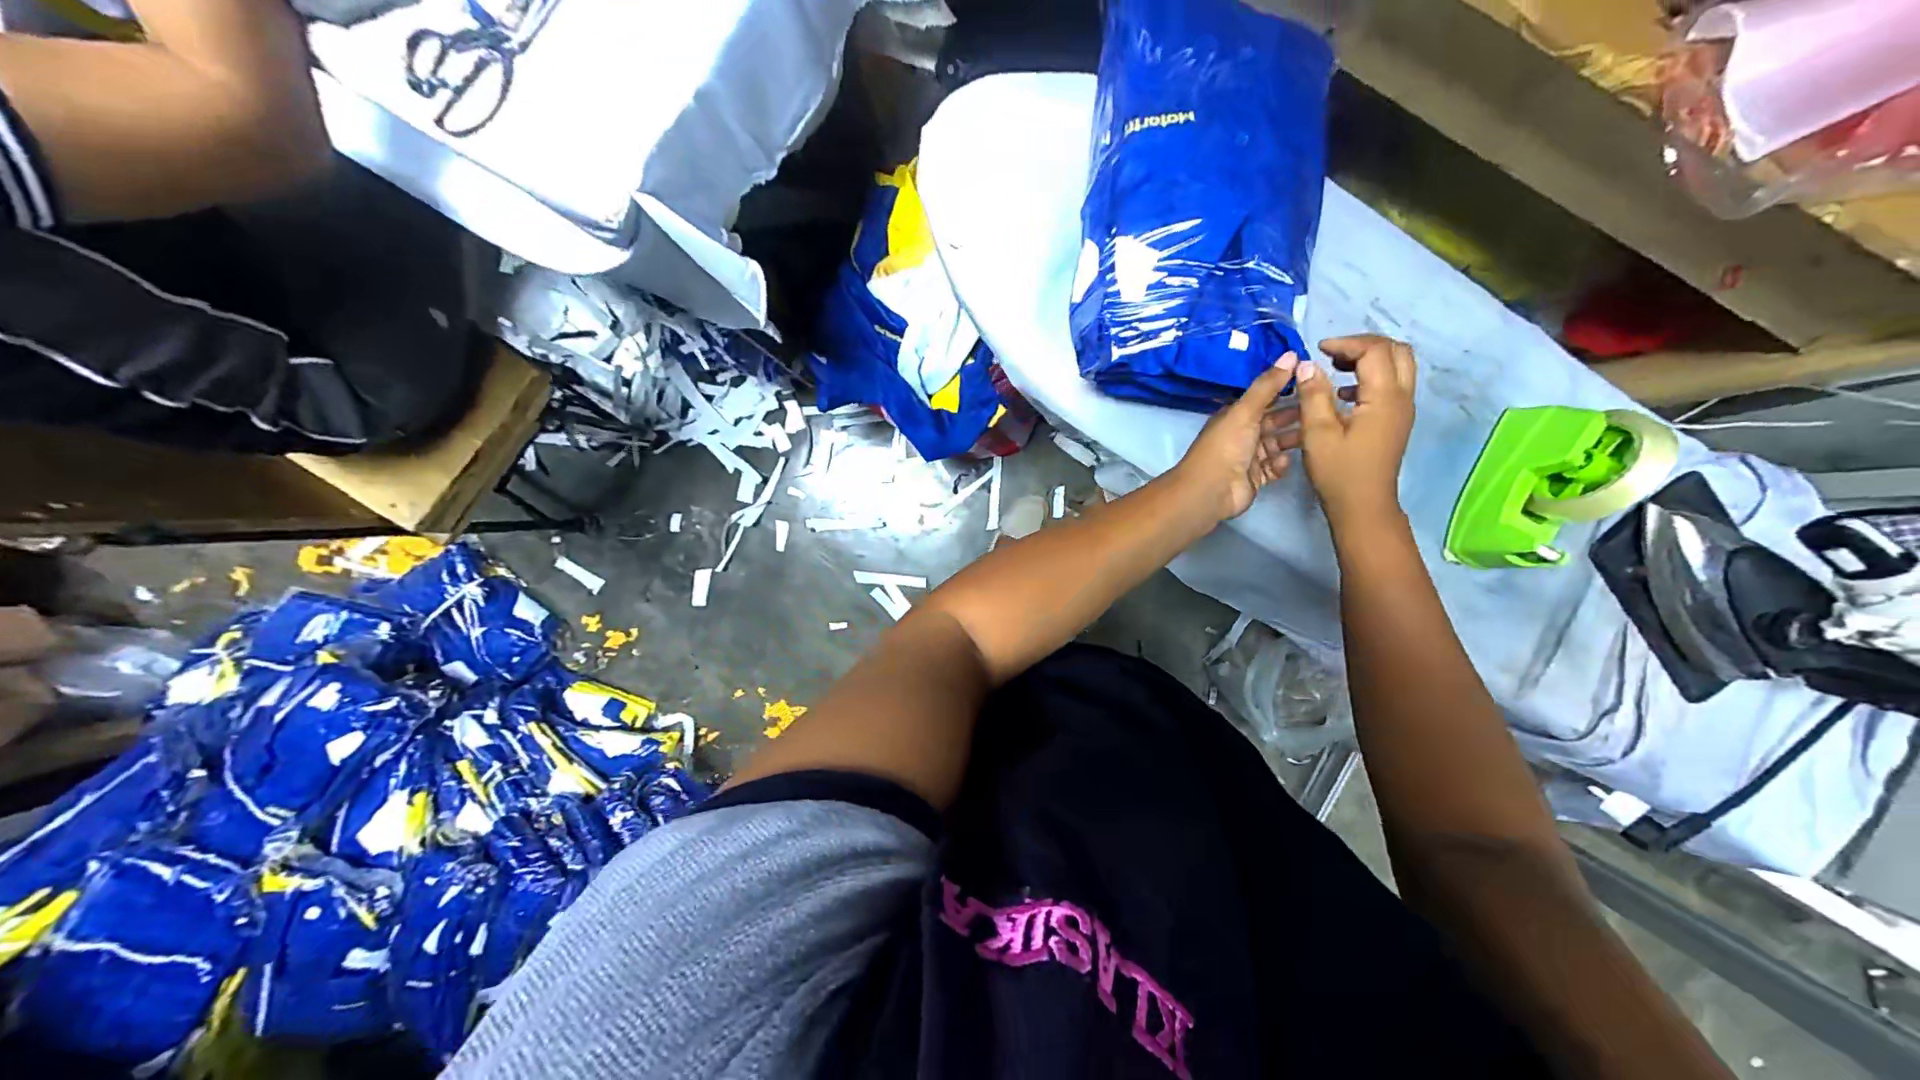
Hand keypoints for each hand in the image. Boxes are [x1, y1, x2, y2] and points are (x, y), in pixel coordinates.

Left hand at [1172, 353, 1303, 521]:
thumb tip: (1291, 354)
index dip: (1287, 390)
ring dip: (1293, 440)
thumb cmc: (1226, 446)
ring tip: (1316, 434)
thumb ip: (1268, 385)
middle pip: (1275, 421)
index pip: (1266, 399)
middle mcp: (1243, 434)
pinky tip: (1285, 461)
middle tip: (1325, 409)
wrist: (1211, 490)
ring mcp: (1249, 457)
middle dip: (1296, 416)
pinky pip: (1274, 467)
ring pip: (1278, 444)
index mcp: (1236, 415)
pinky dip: (1281, 464)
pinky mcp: (1255, 478)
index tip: (1315, 383)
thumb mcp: (1246, 411)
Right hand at [1286, 335, 1417, 529]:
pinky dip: (1371, 376)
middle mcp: (1401, 398)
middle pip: (1396, 351)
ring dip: (1369, 359)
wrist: (1363, 506)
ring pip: (1398, 366)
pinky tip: (1343, 393)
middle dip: (1364, 345)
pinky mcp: (1396, 421)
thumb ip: (1314, 394)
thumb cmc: (1338, 471)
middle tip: (1333, 354)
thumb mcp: (1317, 432)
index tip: (1318, 350)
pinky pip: (1392, 384)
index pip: (1374, 350)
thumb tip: (1308, 364)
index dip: (1346, 343)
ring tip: (1336, 368)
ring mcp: (1402, 410)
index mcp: (1384, 397)